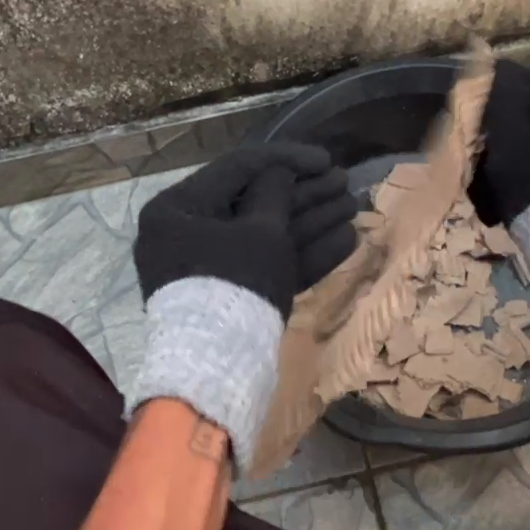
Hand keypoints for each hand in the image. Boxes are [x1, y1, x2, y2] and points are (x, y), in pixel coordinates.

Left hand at [134, 143, 356, 317]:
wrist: (219, 370)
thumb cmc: (232, 285)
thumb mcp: (260, 232)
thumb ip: (274, 193)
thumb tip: (279, 174)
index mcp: (176, 209)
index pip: (236, 168)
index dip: (286, 159)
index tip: (325, 159)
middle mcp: (185, 234)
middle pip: (253, 203)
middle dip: (304, 194)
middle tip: (343, 184)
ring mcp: (206, 269)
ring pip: (264, 236)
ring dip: (311, 221)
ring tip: (353, 207)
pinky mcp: (227, 298)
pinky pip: (263, 266)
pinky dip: (302, 255)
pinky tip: (346, 240)